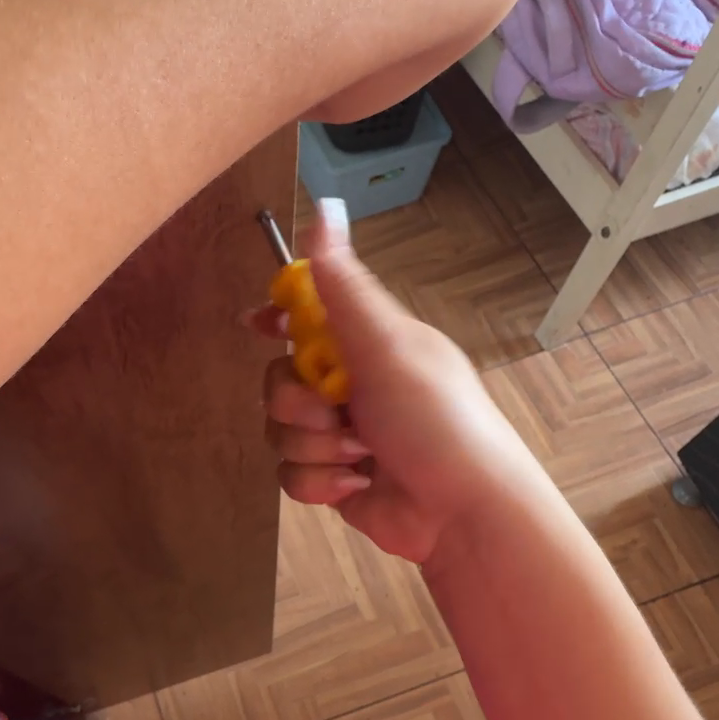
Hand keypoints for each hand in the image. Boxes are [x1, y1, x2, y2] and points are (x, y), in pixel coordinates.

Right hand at [251, 200, 549, 563]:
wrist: (460, 512)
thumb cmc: (435, 420)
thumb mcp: (389, 345)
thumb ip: (344, 288)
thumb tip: (324, 207)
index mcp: (368, 344)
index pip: (310, 316)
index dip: (279, 317)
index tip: (257, 325)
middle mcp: (350, 386)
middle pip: (279, 379)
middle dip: (296, 401)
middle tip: (332, 410)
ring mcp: (339, 436)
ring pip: (280, 431)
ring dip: (314, 446)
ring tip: (358, 456)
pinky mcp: (332, 481)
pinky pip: (291, 474)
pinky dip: (320, 482)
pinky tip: (355, 486)